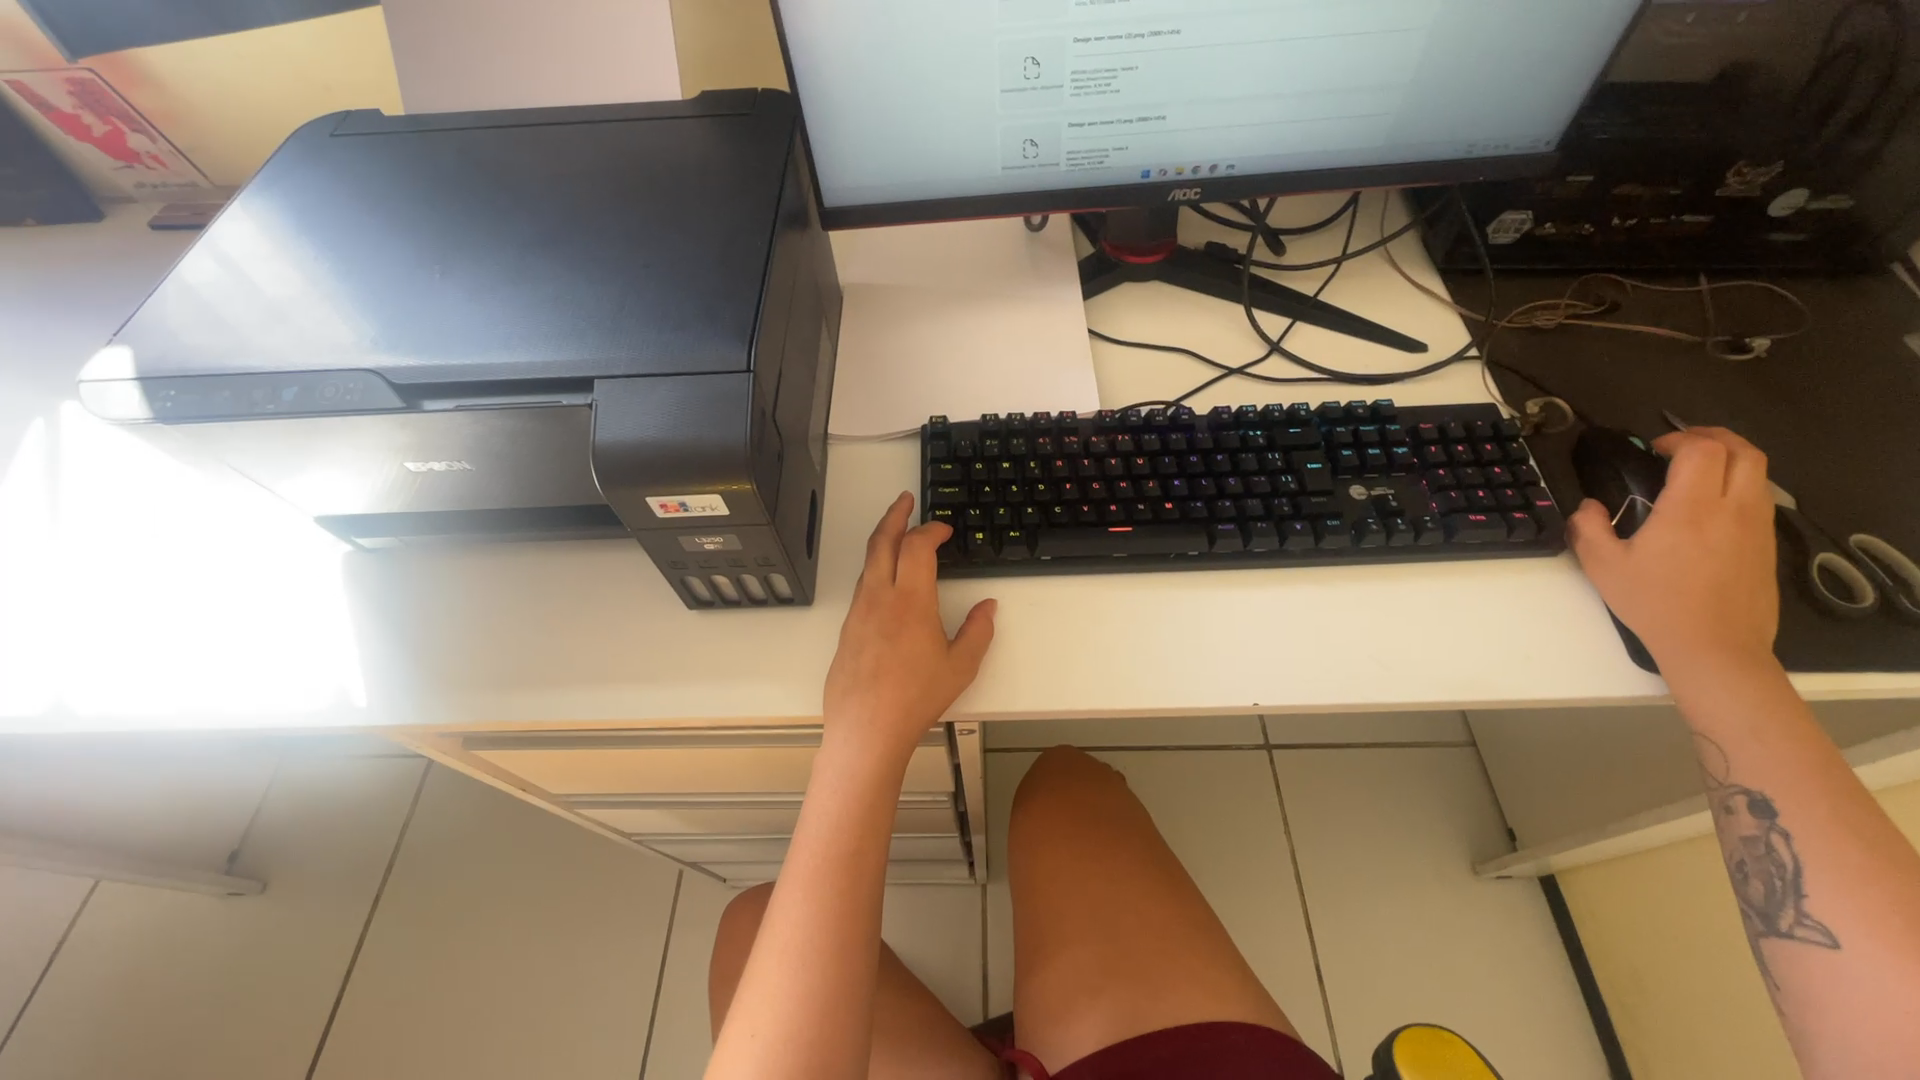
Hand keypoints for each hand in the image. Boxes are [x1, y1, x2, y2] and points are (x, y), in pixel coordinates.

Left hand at [821, 493, 996, 765]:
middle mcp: (879, 597)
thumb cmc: (914, 699)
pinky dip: (875, 568)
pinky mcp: (847, 629)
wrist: (866, 730)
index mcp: (911, 600)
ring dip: (882, 540)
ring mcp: (859, 612)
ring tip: (896, 534)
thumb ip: (978, 630)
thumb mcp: (960, 666)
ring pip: (868, 562)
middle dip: (895, 515)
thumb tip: (988, 607)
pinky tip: (886, 581)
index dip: (931, 530)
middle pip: (882, 541)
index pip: (918, 546)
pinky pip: (862, 586)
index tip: (944, 530)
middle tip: (905, 501)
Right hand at [1567, 427, 1779, 670]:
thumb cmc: (1656, 604)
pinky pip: (1760, 498)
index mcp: (1691, 509)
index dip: (1680, 438)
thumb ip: (1588, 529)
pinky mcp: (1767, 544)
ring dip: (1730, 460)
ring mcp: (1757, 526)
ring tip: (1697, 473)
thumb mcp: (1604, 567)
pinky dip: (1739, 486)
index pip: (1702, 450)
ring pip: (1759, 472)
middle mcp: (1733, 509)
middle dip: (1714, 437)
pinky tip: (1710, 508)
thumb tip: (1589, 506)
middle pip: (1744, 450)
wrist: (1715, 645)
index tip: (1655, 450)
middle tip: (1682, 447)